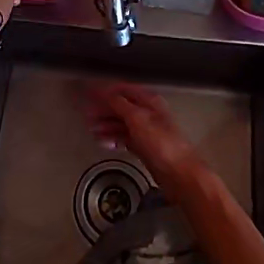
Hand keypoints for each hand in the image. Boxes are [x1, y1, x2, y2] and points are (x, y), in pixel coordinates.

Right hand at [84, 83, 207, 197]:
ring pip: (121, 123)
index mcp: (148, 102)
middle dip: (103, 109)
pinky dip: (112, 138)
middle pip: (120, 106)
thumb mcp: (137, 119)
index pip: (123, 90)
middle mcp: (147, 113)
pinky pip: (124, 138)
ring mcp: (145, 131)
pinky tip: (103, 142)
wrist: (178, 172)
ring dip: (105, 124)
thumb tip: (104, 91)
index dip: (105, 91)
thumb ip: (119, 104)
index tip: (88, 93)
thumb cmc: (161, 143)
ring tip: (90, 128)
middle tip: (86, 114)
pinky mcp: (143, 147)